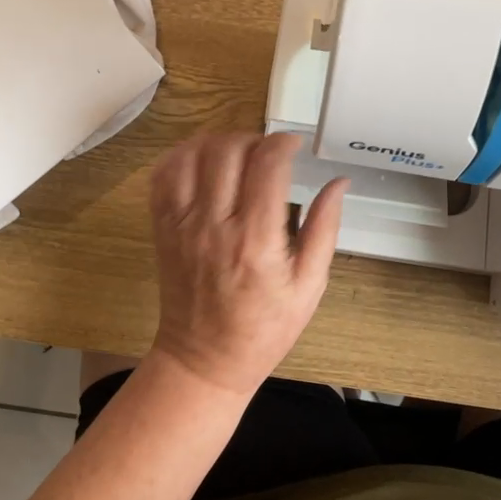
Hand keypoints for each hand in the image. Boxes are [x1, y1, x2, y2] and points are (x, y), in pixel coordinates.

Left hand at [146, 132, 348, 395]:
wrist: (204, 361)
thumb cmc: (263, 330)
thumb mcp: (309, 287)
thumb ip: (324, 229)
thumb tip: (338, 183)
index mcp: (256, 242)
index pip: (267, 165)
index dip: (284, 142)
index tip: (294, 145)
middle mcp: (214, 226)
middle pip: (227, 150)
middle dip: (253, 139)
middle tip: (268, 153)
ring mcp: (181, 225)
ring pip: (191, 154)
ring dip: (217, 142)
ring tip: (237, 153)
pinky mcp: (162, 228)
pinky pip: (162, 175)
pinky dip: (181, 156)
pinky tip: (202, 161)